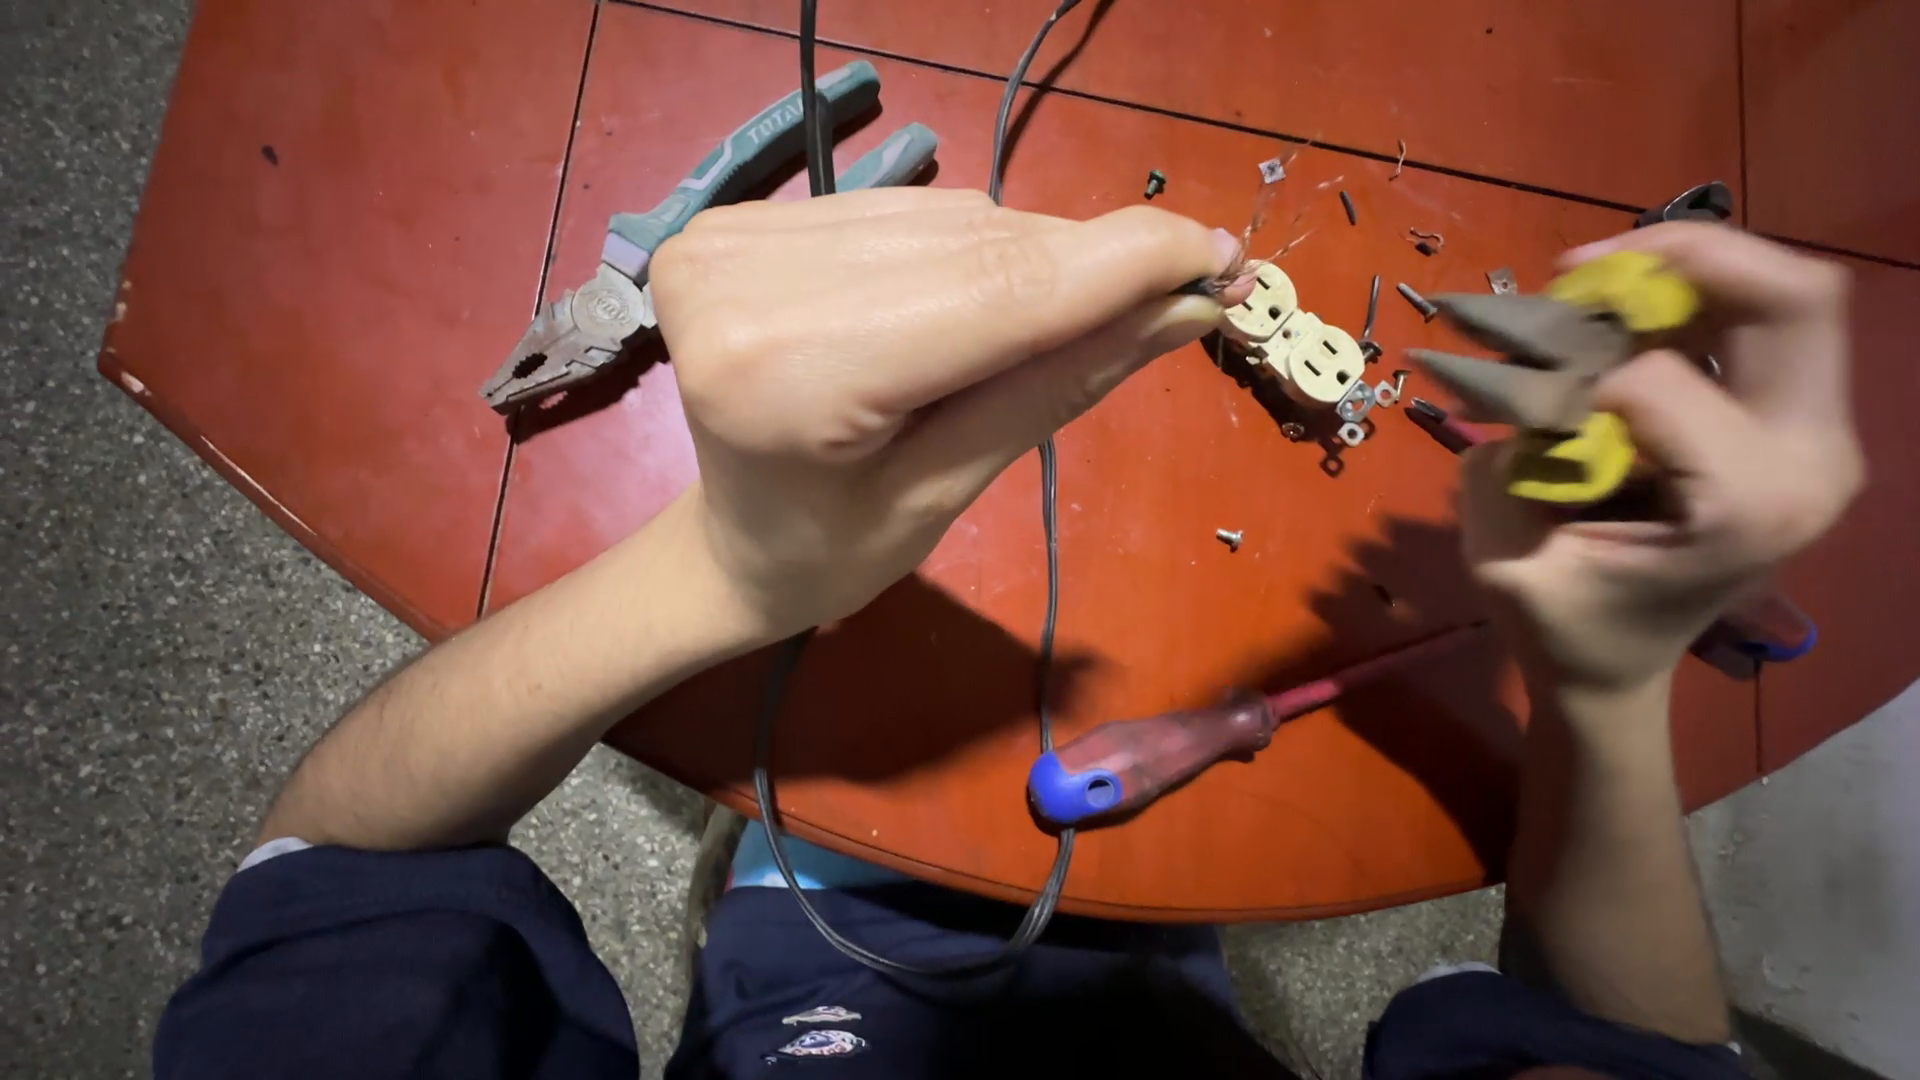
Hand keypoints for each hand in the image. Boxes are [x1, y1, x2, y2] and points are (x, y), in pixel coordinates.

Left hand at [647, 187, 1243, 640]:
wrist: (730, 542)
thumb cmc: (833, 555)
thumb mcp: (946, 493)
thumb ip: (1051, 391)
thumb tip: (1177, 310)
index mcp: (792, 378)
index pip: (990, 296)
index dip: (1116, 268)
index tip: (1218, 257)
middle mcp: (747, 284)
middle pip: (971, 248)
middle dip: (1087, 264)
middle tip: (1180, 281)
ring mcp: (729, 239)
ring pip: (944, 221)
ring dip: (1032, 257)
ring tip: (1073, 310)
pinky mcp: (736, 224)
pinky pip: (900, 217)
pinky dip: (966, 248)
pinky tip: (987, 294)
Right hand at [1459, 224, 1863, 696]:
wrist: (1619, 669)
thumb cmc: (1561, 629)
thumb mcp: (1505, 561)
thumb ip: (1505, 472)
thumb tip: (1515, 388)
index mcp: (1743, 502)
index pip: (1655, 381)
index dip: (1562, 376)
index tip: (1506, 402)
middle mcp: (1809, 457)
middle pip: (1788, 299)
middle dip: (1675, 260)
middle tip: (1575, 269)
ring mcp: (1817, 439)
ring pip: (1786, 300)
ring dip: (1683, 275)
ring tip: (1592, 287)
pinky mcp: (1796, 430)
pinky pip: (1762, 332)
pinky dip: (1689, 307)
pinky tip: (1623, 323)